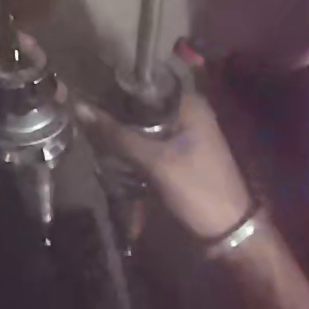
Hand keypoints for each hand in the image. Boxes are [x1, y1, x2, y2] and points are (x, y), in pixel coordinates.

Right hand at [75, 91, 253, 240]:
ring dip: (121, 123)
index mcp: (190, 103)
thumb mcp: (155, 160)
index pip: (148, 78)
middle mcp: (188, 110)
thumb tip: (80, 108)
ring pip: (144, 119)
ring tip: (88, 120)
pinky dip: (131, 139)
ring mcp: (184, 132)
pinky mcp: (178, 151)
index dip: (119, 78)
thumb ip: (118, 135)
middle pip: (144, 100)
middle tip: (83, 102)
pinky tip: (107, 141)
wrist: (228, 230)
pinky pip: (148, 137)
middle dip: (116, 103)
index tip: (88, 78)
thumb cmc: (196, 187)